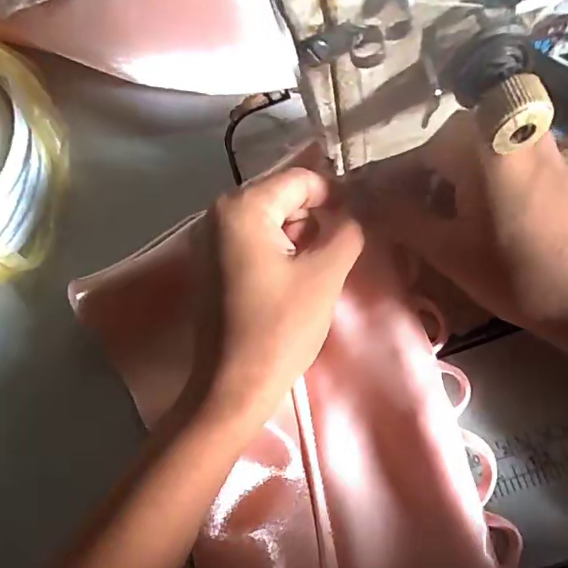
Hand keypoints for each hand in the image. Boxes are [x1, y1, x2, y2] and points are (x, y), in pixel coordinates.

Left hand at [190, 166, 363, 418]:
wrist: (233, 386)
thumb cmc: (280, 328)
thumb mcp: (325, 276)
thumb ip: (347, 232)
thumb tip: (356, 212)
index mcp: (241, 208)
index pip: (300, 180)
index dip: (336, 196)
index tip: (359, 225)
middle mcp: (216, 215)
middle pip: (281, 198)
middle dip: (316, 219)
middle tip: (342, 252)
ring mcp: (208, 242)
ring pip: (268, 223)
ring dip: (300, 238)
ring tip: (322, 270)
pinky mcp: (210, 268)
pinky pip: (252, 245)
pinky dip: (279, 253)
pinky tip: (296, 282)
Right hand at [353, 112, 567, 333]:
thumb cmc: (512, 273)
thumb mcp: (446, 247)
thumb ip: (398, 215)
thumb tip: (361, 197)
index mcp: (482, 138)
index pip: (417, 155)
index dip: (389, 185)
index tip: (369, 209)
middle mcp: (512, 124)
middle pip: (446, 149)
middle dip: (422, 183)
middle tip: (405, 223)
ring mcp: (538, 139)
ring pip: (474, 154)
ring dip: (450, 183)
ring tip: (438, 225)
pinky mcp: (553, 161)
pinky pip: (502, 160)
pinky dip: (480, 182)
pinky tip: (475, 219)